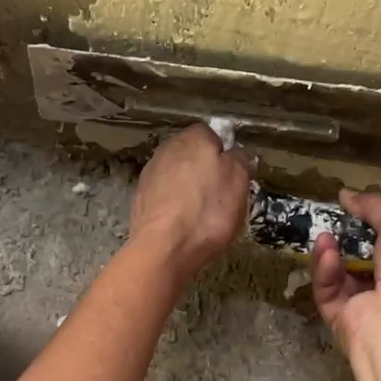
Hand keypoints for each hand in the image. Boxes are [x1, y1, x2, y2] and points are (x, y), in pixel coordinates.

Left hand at [127, 124, 251, 277]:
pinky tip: (182, 222)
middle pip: (192, 154)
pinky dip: (173, 203)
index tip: (233, 175)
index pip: (211, 134)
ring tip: (201, 213)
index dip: (224, 153)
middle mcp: (168, 148)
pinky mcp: (140, 196)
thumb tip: (239, 152)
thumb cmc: (208, 210)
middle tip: (220, 195)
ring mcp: (150, 171)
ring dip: (188, 187)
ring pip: (177, 174)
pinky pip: (164, 193)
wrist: (163, 246)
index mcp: (193, 138)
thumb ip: (240, 159)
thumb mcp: (238, 182)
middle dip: (204, 170)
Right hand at [311, 190, 380, 359]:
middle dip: (346, 237)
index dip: (374, 224)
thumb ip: (376, 209)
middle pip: (363, 258)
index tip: (352, 206)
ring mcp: (367, 308)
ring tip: (325, 236)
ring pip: (342, 274)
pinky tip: (325, 253)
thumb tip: (347, 195)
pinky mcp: (343, 321)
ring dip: (332, 251)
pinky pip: (329, 291)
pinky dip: (325, 271)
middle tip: (331, 218)